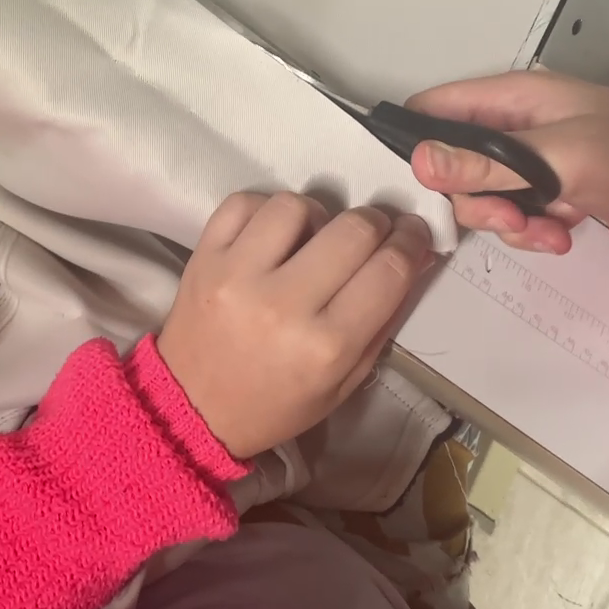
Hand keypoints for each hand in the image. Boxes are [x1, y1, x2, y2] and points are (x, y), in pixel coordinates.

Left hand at [157, 192, 433, 459]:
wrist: (192, 405)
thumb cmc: (275, 402)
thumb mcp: (344, 381)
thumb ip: (384, 320)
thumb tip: (416, 257)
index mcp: (326, 346)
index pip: (388, 270)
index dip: (411, 242)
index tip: (412, 233)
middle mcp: (283, 304)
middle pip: (352, 230)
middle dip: (374, 223)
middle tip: (372, 231)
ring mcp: (237, 274)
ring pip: (296, 205)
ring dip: (315, 214)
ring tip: (312, 237)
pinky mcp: (204, 256)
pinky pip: (243, 203)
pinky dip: (265, 209)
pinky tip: (271, 233)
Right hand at [405, 71, 608, 252]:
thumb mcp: (563, 160)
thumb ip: (489, 164)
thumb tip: (418, 162)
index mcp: (509, 98)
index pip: (431, 110)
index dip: (415, 143)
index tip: (424, 186)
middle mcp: (509, 126)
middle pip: (449, 163)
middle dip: (473, 198)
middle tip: (509, 220)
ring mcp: (527, 160)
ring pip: (478, 195)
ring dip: (504, 221)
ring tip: (547, 233)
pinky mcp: (544, 190)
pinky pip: (509, 213)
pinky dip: (527, 231)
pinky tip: (560, 236)